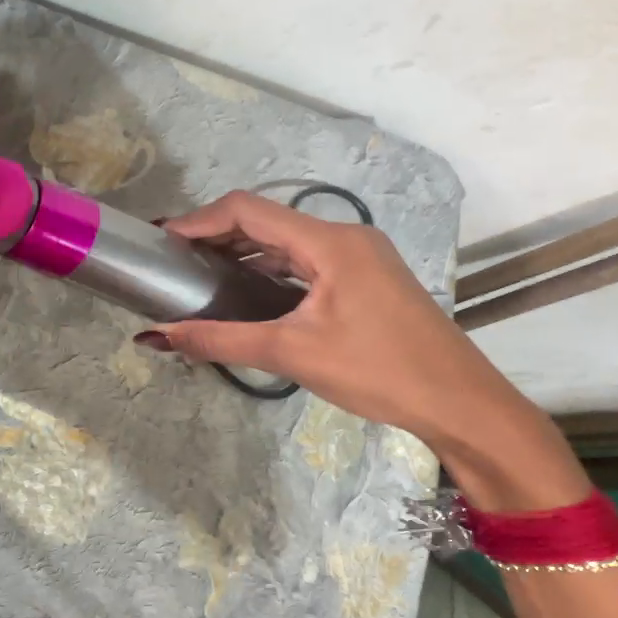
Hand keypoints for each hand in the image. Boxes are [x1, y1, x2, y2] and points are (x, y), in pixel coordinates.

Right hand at [145, 192, 531, 446]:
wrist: (464, 407)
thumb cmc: (380, 371)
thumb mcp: (290, 353)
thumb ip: (217, 339)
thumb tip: (153, 336)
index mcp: (330, 243)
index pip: (247, 210)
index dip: (197, 220)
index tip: (159, 241)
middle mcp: (345, 238)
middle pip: (263, 219)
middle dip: (212, 234)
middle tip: (170, 260)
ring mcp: (358, 257)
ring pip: (281, 239)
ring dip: (236, 251)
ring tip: (194, 273)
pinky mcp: (362, 278)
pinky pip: (300, 258)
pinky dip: (262, 267)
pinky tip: (239, 290)